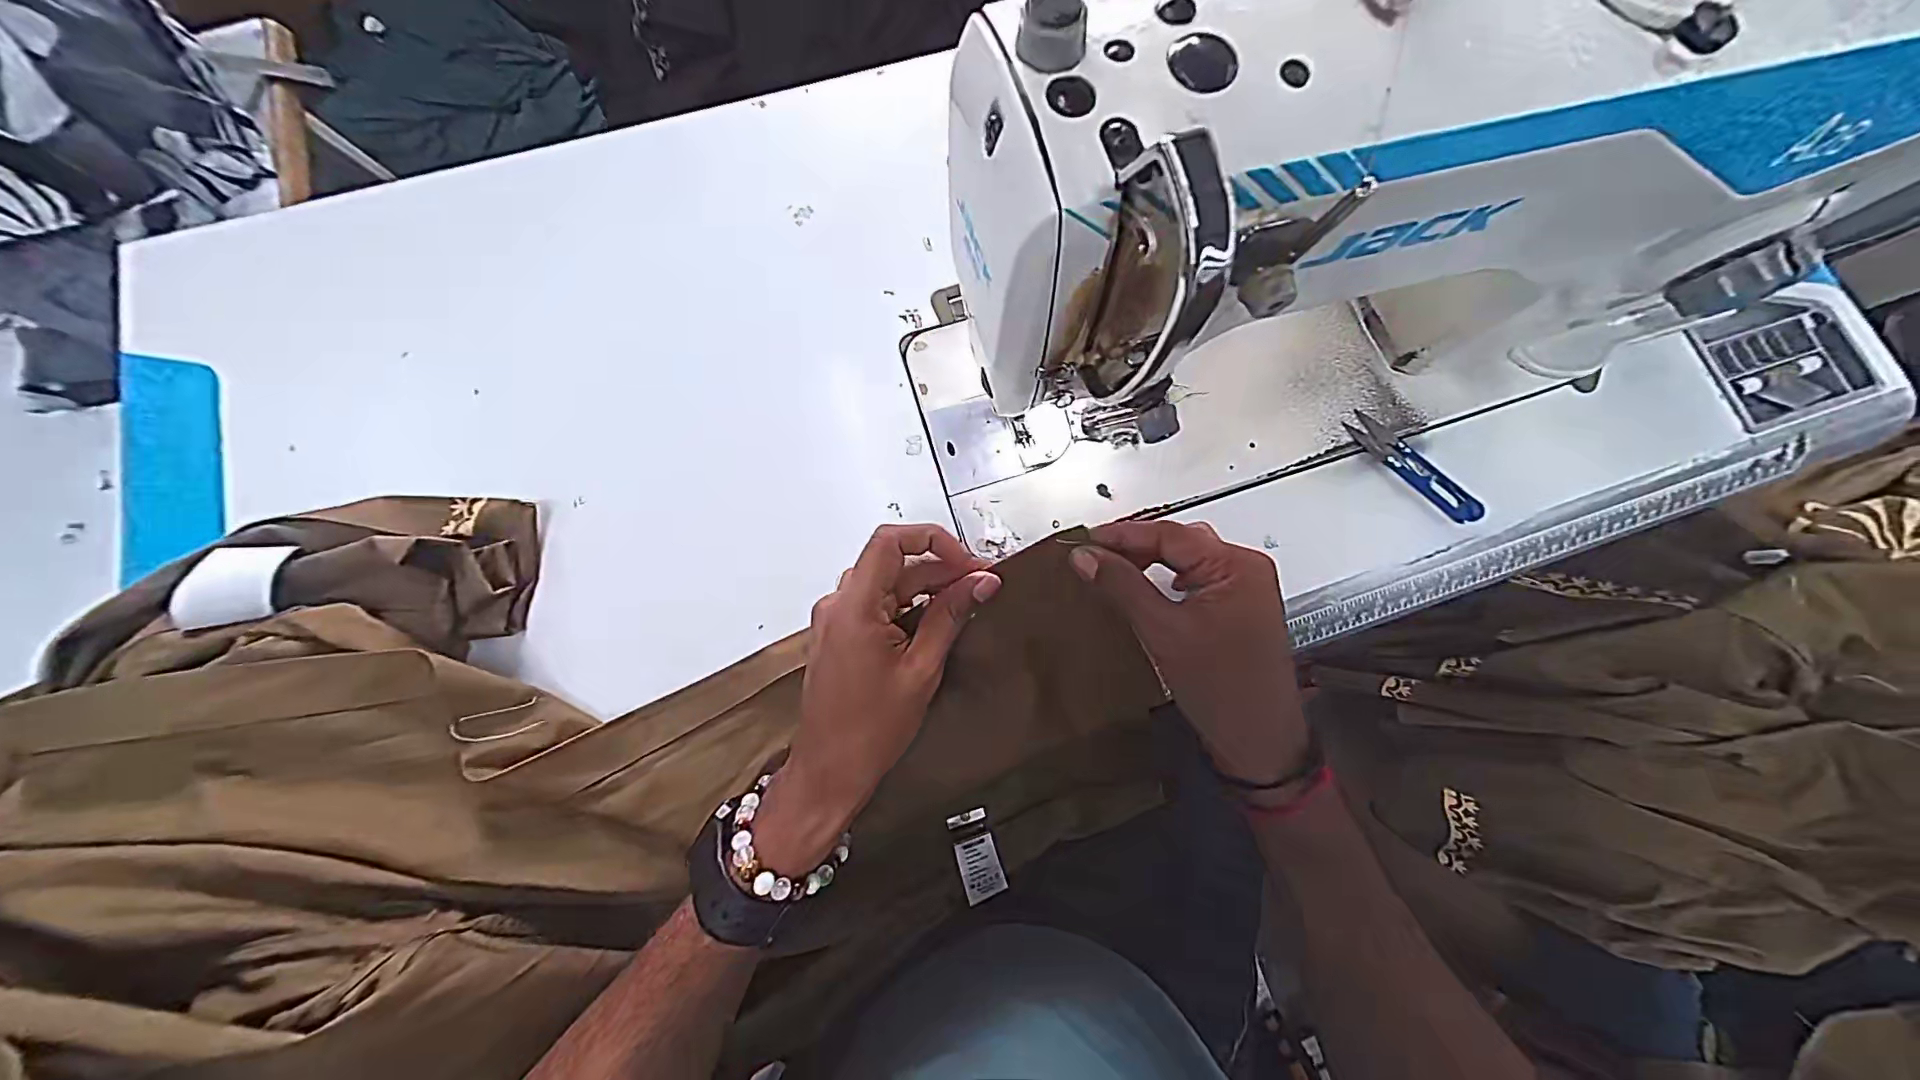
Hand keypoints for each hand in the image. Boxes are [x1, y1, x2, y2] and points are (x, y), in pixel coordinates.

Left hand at [753, 525, 1000, 874]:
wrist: (831, 769)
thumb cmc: (864, 732)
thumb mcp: (922, 669)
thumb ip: (949, 617)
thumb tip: (977, 584)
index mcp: (854, 608)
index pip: (890, 542)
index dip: (933, 541)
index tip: (964, 560)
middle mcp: (838, 606)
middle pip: (894, 563)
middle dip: (940, 568)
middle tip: (978, 582)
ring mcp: (836, 619)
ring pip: (888, 582)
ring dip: (926, 587)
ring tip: (963, 603)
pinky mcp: (840, 632)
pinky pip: (878, 603)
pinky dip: (908, 605)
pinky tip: (936, 621)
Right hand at [1069, 521, 1309, 784]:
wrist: (1256, 739)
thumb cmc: (1225, 690)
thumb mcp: (1162, 631)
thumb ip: (1122, 586)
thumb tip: (1089, 557)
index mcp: (1237, 567)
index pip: (1170, 534)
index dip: (1123, 535)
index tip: (1089, 540)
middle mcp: (1246, 570)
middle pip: (1179, 542)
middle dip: (1134, 545)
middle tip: (1094, 554)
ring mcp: (1244, 588)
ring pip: (1185, 559)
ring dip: (1148, 561)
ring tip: (1112, 568)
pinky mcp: (1236, 607)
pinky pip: (1194, 578)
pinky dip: (1164, 578)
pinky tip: (1141, 588)